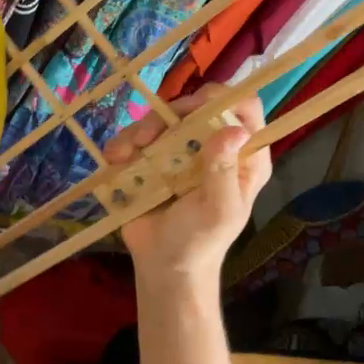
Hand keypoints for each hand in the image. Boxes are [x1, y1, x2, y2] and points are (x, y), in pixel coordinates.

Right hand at [105, 85, 270, 285]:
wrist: (162, 264)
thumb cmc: (200, 241)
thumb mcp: (218, 210)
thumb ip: (223, 170)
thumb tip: (234, 130)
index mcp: (243, 157)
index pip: (246, 109)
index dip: (225, 99)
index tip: (195, 110)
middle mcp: (213, 145)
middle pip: (196, 104)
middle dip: (169, 115)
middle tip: (149, 137)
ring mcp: (181, 148)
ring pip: (162, 115)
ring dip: (140, 129)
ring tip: (127, 154)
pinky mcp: (152, 155)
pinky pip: (136, 133)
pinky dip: (124, 142)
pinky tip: (117, 160)